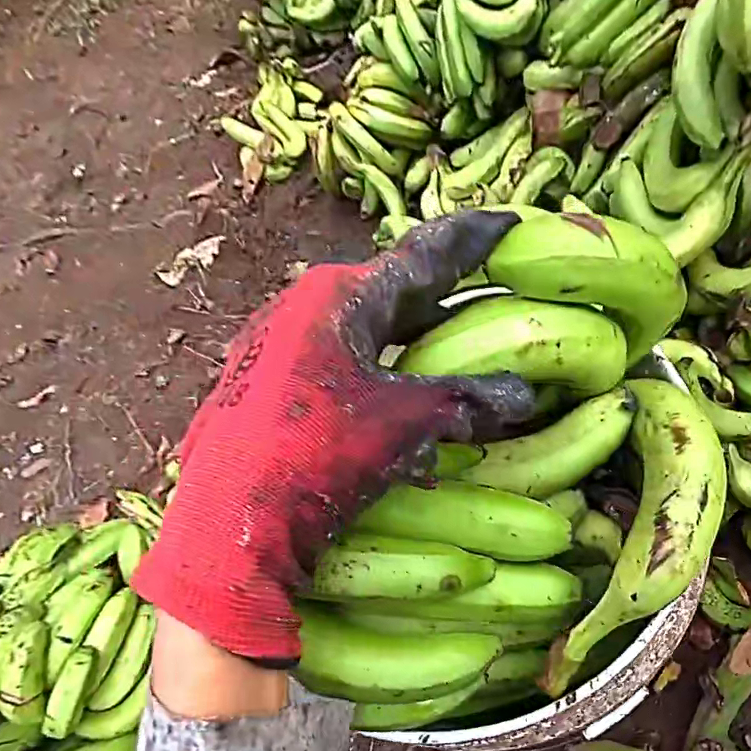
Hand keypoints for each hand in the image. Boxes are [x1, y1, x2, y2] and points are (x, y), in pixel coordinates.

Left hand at [132, 211, 532, 664]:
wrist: (227, 526)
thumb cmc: (314, 456)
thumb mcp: (402, 423)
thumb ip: (465, 401)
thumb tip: (523, 397)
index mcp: (337, 298)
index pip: (421, 256)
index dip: (471, 241)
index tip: (509, 224)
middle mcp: (301, 311)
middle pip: (391, 296)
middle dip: (442, 302)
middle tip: (486, 295)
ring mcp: (277, 351)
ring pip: (364, 338)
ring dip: (411, 352)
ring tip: (450, 363)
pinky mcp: (265, 391)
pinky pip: (338, 373)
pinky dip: (377, 385)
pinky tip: (397, 415)